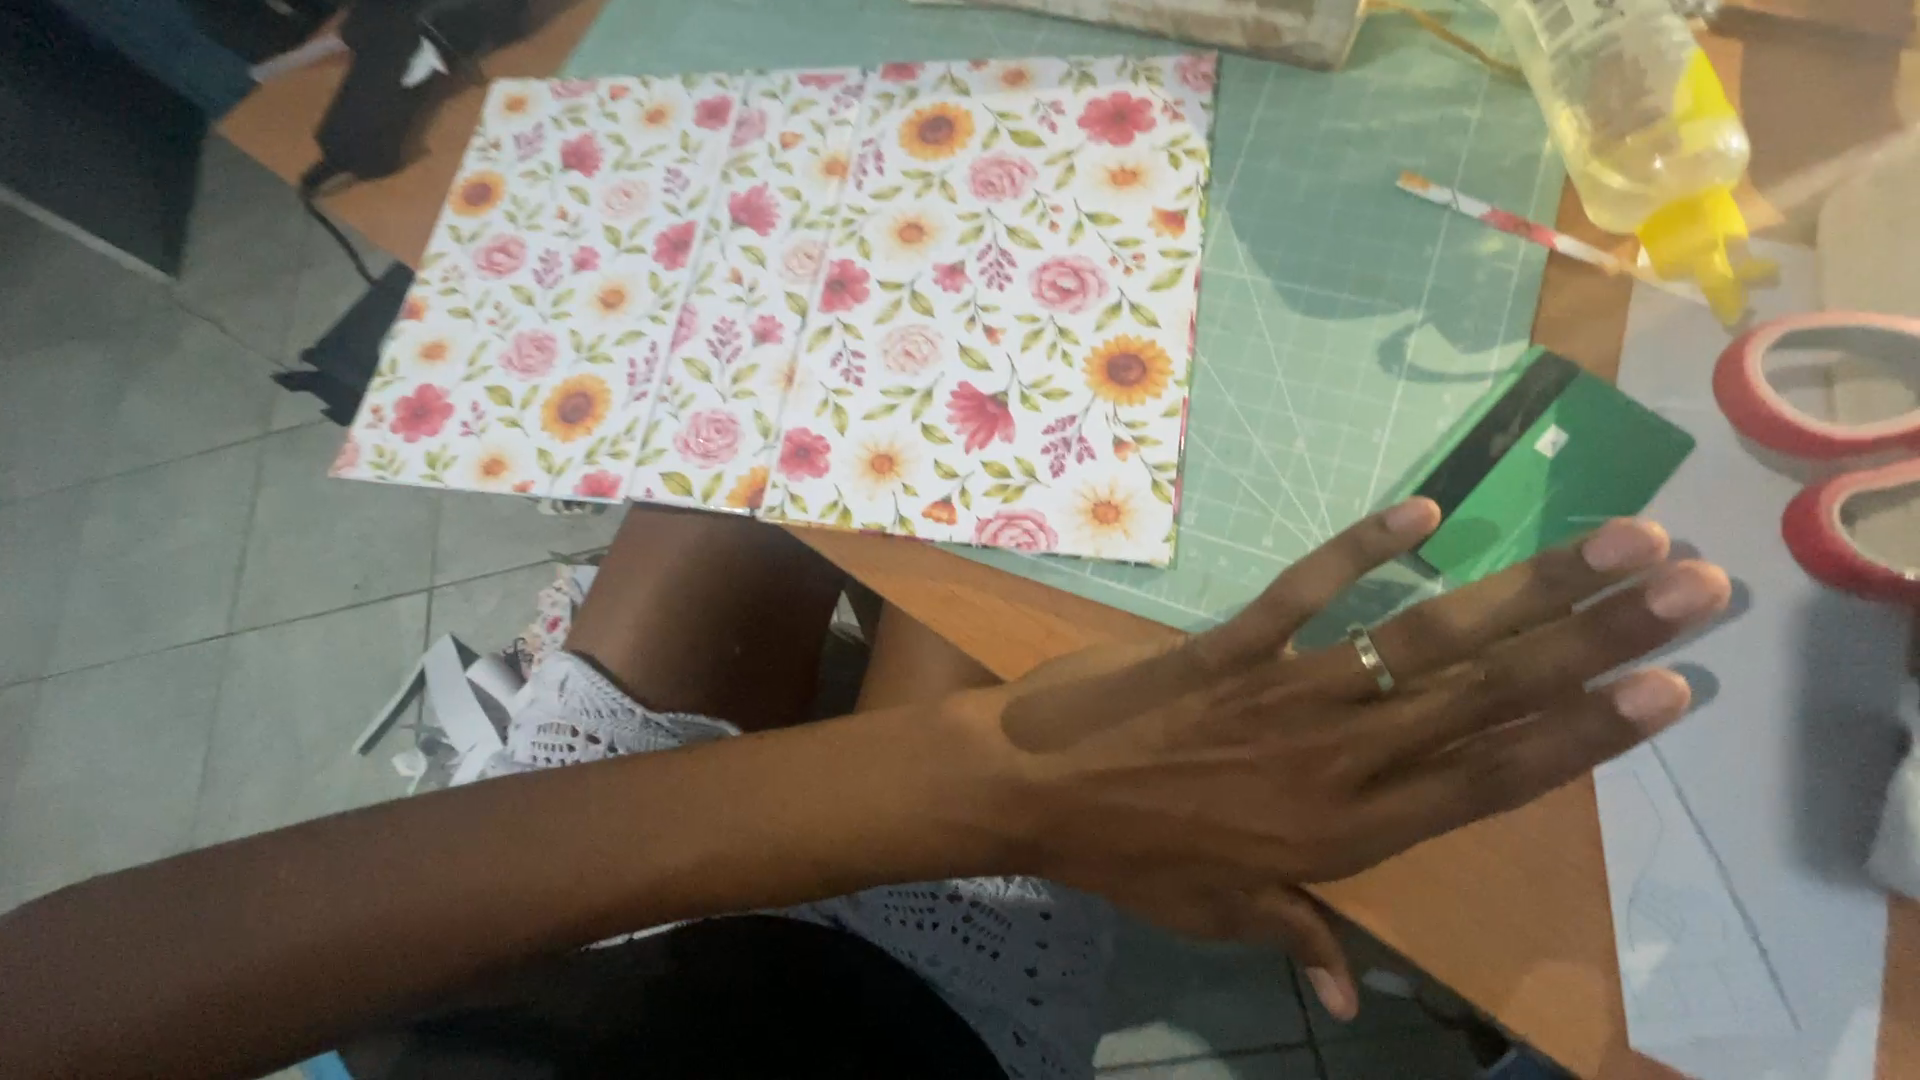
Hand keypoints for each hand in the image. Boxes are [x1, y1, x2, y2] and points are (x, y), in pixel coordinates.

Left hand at [960, 498, 1728, 1018]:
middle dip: (1595, 640)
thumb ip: (1295, 935)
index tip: (1669, 687)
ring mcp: (1279, 696)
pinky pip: (1301, 594)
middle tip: (1692, 585)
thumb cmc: (1123, 853)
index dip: (1583, 734)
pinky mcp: (1221, 650)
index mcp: (1342, 830)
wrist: (1029, 789)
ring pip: (1418, 642)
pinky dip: (1358, 551)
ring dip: (1518, 591)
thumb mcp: (1213, 913)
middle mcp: (1333, 760)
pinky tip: (1423, 512)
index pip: (1489, 777)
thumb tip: (1357, 1002)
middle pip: (1484, 697)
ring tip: (1609, 543)